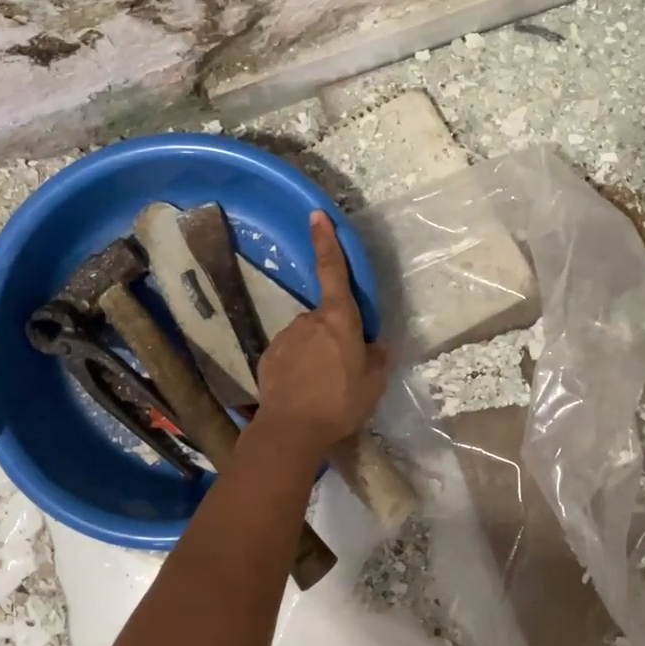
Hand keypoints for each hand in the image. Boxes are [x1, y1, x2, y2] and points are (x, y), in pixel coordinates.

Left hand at [254, 210, 388, 453]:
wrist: (291, 430)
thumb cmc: (339, 402)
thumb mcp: (373, 383)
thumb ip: (376, 359)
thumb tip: (375, 346)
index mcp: (338, 320)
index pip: (333, 272)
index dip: (326, 242)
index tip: (316, 215)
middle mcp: (308, 321)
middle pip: (324, 320)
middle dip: (333, 338)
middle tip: (342, 372)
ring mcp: (285, 337)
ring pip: (306, 339)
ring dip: (314, 355)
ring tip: (321, 389)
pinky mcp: (268, 357)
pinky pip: (289, 356)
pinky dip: (297, 369)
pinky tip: (302, 393)